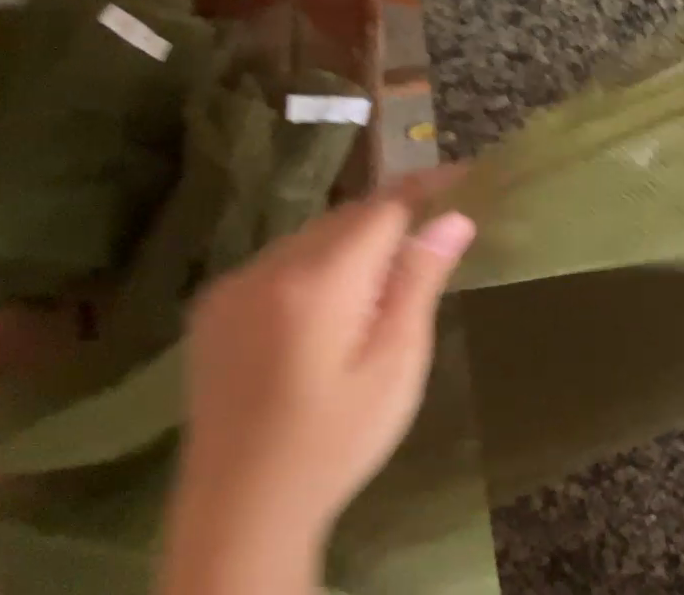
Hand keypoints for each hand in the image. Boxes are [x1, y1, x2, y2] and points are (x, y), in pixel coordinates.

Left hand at [173, 167, 475, 545]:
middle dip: (395, 214)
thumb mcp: (397, 361)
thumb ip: (419, 281)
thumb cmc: (338, 438)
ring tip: (395, 271)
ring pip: (313, 236)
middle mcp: (267, 270)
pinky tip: (340, 299)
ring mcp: (233, 290)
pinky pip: (282, 261)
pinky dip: (322, 260)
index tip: (469, 173)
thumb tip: (453, 219)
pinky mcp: (214, 312)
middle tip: (442, 230)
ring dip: (358, 238)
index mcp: (319, 282)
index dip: (428, 184)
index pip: (384, 206)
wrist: (241, 511)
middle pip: (347, 216)